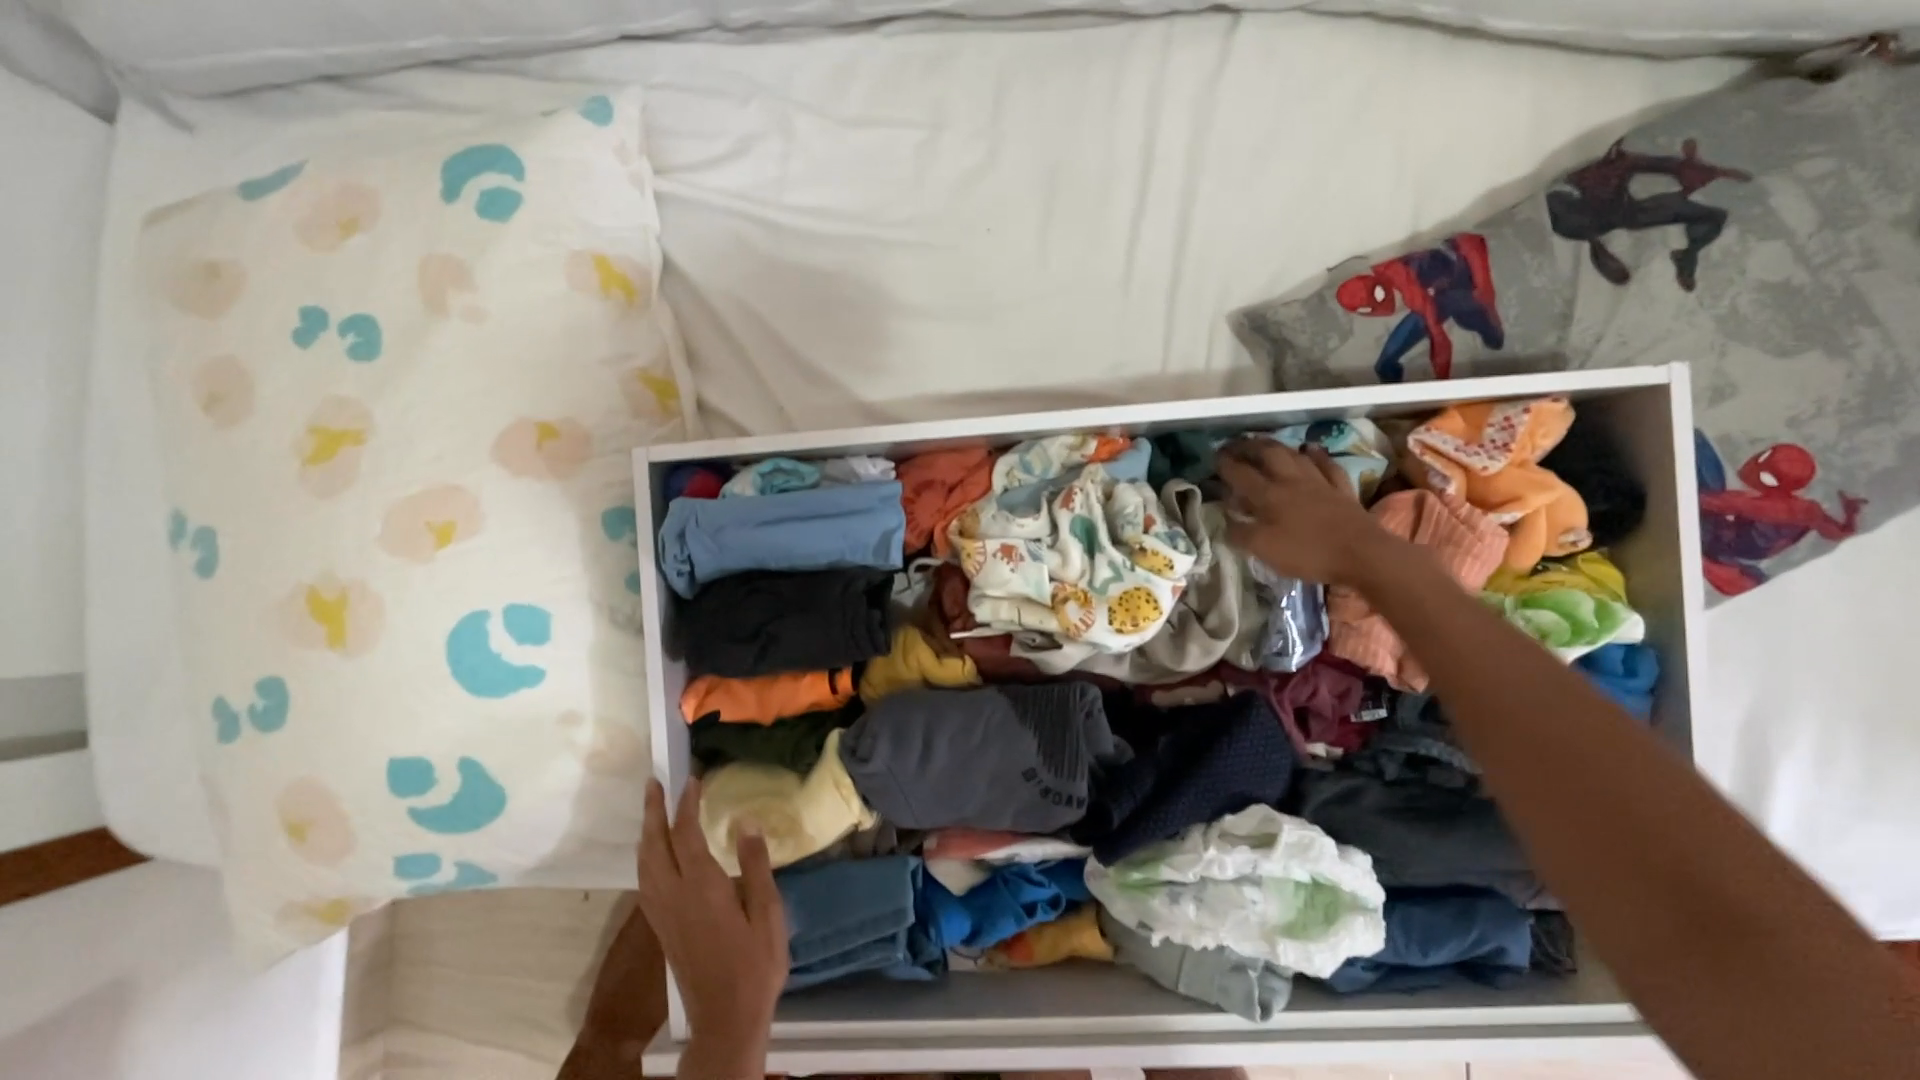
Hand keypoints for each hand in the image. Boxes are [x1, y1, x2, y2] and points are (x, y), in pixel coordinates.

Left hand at [638, 778, 787, 1053]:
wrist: (726, 1018)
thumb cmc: (756, 965)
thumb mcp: (768, 914)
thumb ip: (756, 866)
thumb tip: (746, 822)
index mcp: (702, 887)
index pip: (686, 834)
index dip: (687, 804)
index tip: (693, 779)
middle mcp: (674, 895)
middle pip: (654, 844)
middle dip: (653, 811)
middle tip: (653, 783)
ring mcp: (662, 913)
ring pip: (644, 863)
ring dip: (646, 832)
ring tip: (651, 810)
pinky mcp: (660, 927)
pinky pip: (644, 881)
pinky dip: (645, 857)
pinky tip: (653, 855)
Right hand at [1217, 438, 1400, 587]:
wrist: (1361, 554)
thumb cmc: (1308, 553)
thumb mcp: (1264, 550)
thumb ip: (1241, 533)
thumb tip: (1226, 520)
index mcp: (1269, 496)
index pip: (1241, 474)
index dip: (1226, 464)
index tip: (1214, 456)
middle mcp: (1292, 481)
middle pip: (1268, 454)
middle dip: (1249, 446)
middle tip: (1236, 444)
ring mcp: (1319, 482)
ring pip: (1295, 455)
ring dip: (1277, 446)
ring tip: (1265, 443)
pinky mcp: (1341, 489)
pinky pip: (1327, 465)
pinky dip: (1316, 455)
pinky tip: (1310, 450)